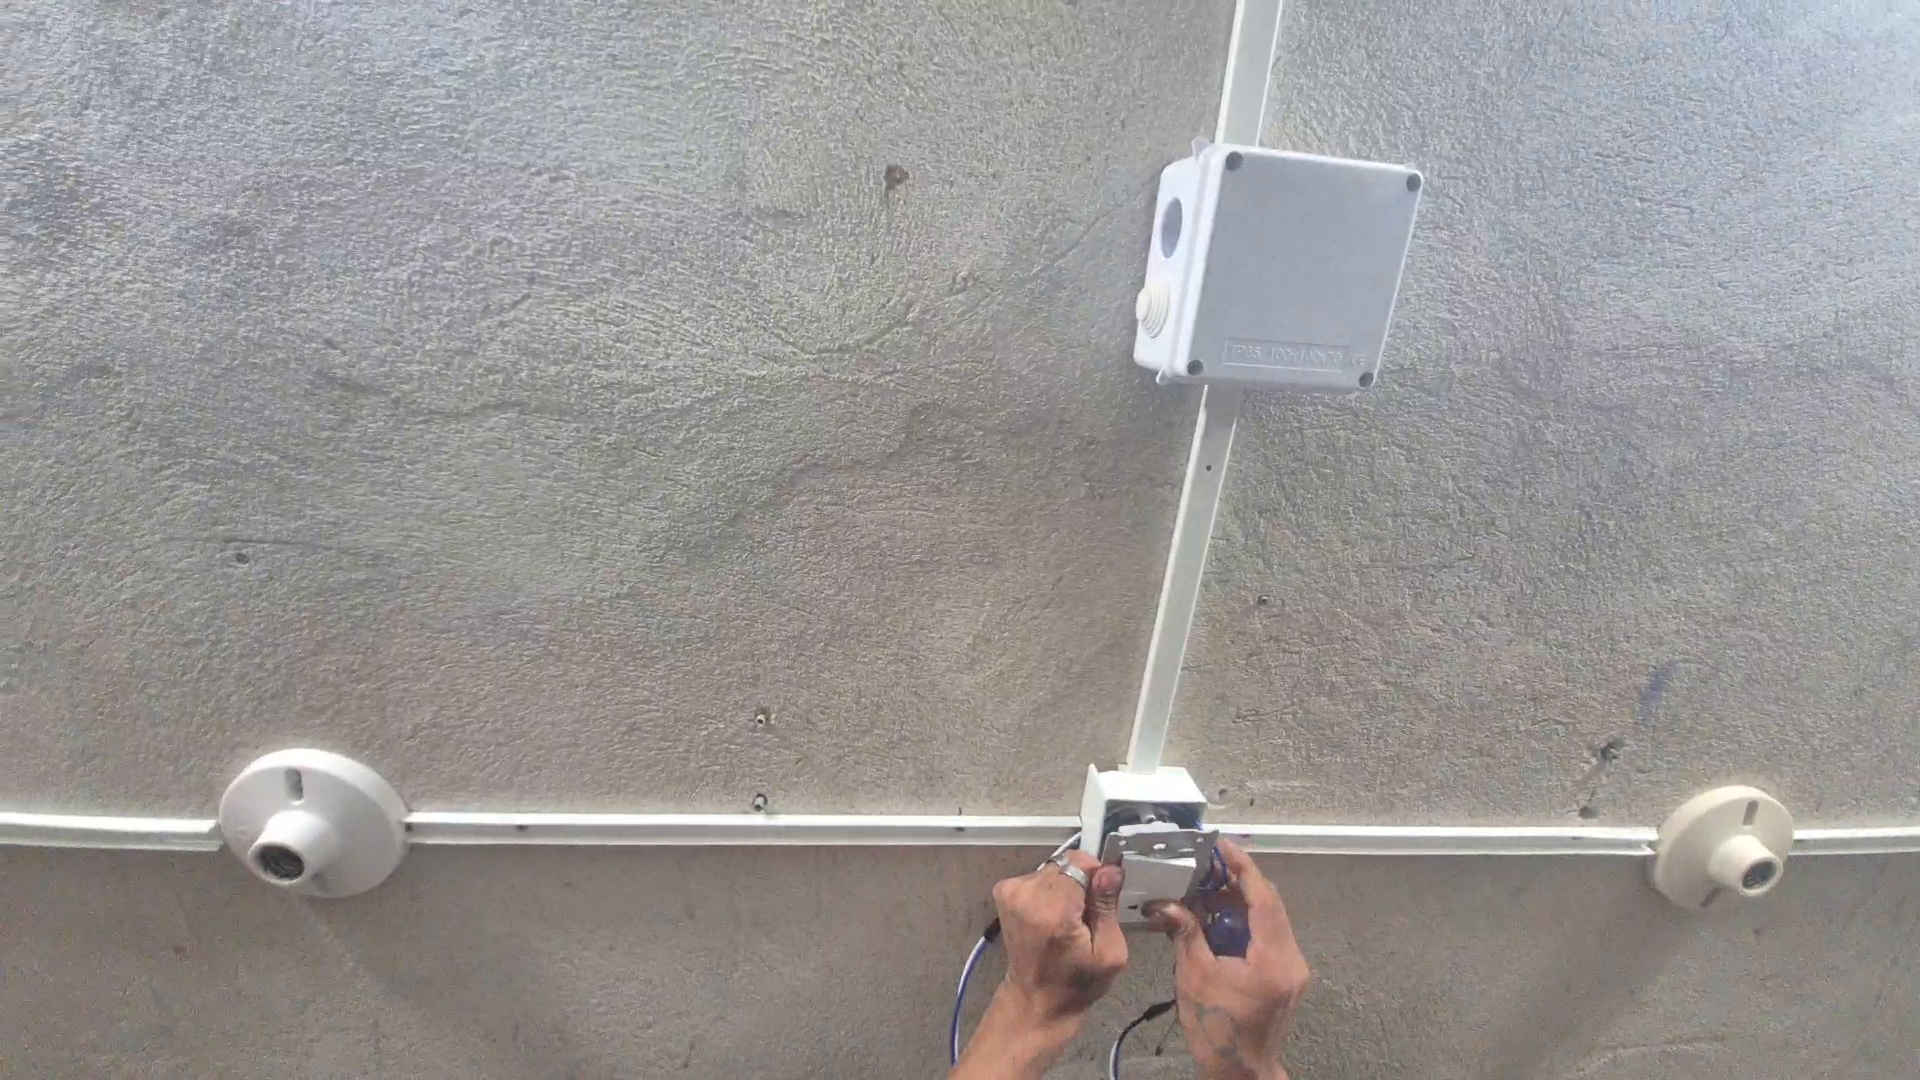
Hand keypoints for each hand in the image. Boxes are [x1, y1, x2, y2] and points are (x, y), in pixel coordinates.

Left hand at [949, 851, 1126, 1079]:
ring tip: (1066, 917)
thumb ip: (1107, 906)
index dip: (1096, 875)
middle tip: (1084, 915)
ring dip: (1063, 885)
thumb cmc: (1078, 983)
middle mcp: (1027, 895)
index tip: (1100, 898)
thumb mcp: (1109, 952)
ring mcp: (1011, 891)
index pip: (1079, 863)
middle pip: (1065, 864)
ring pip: (1052, 867)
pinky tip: (1049, 914)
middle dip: (1080, 882)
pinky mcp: (1003, 890)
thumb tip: (1110, 869)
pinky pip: (1037, 875)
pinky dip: (1047, 889)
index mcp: (1054, 912)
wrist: (1036, 1000)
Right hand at [1148, 840, 1309, 1079]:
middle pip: (1269, 903)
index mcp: (1273, 959)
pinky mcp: (1285, 975)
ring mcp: (1291, 968)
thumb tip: (1165, 901)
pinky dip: (1242, 919)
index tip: (1222, 845)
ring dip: (1238, 900)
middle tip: (1204, 867)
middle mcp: (1291, 960)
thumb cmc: (1217, 1029)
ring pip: (1269, 917)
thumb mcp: (1194, 976)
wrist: (1241, 1076)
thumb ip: (1185, 931)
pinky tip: (1215, 919)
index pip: (1263, 898)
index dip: (1242, 867)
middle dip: (1237, 881)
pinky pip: (1266, 933)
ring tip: (1203, 893)